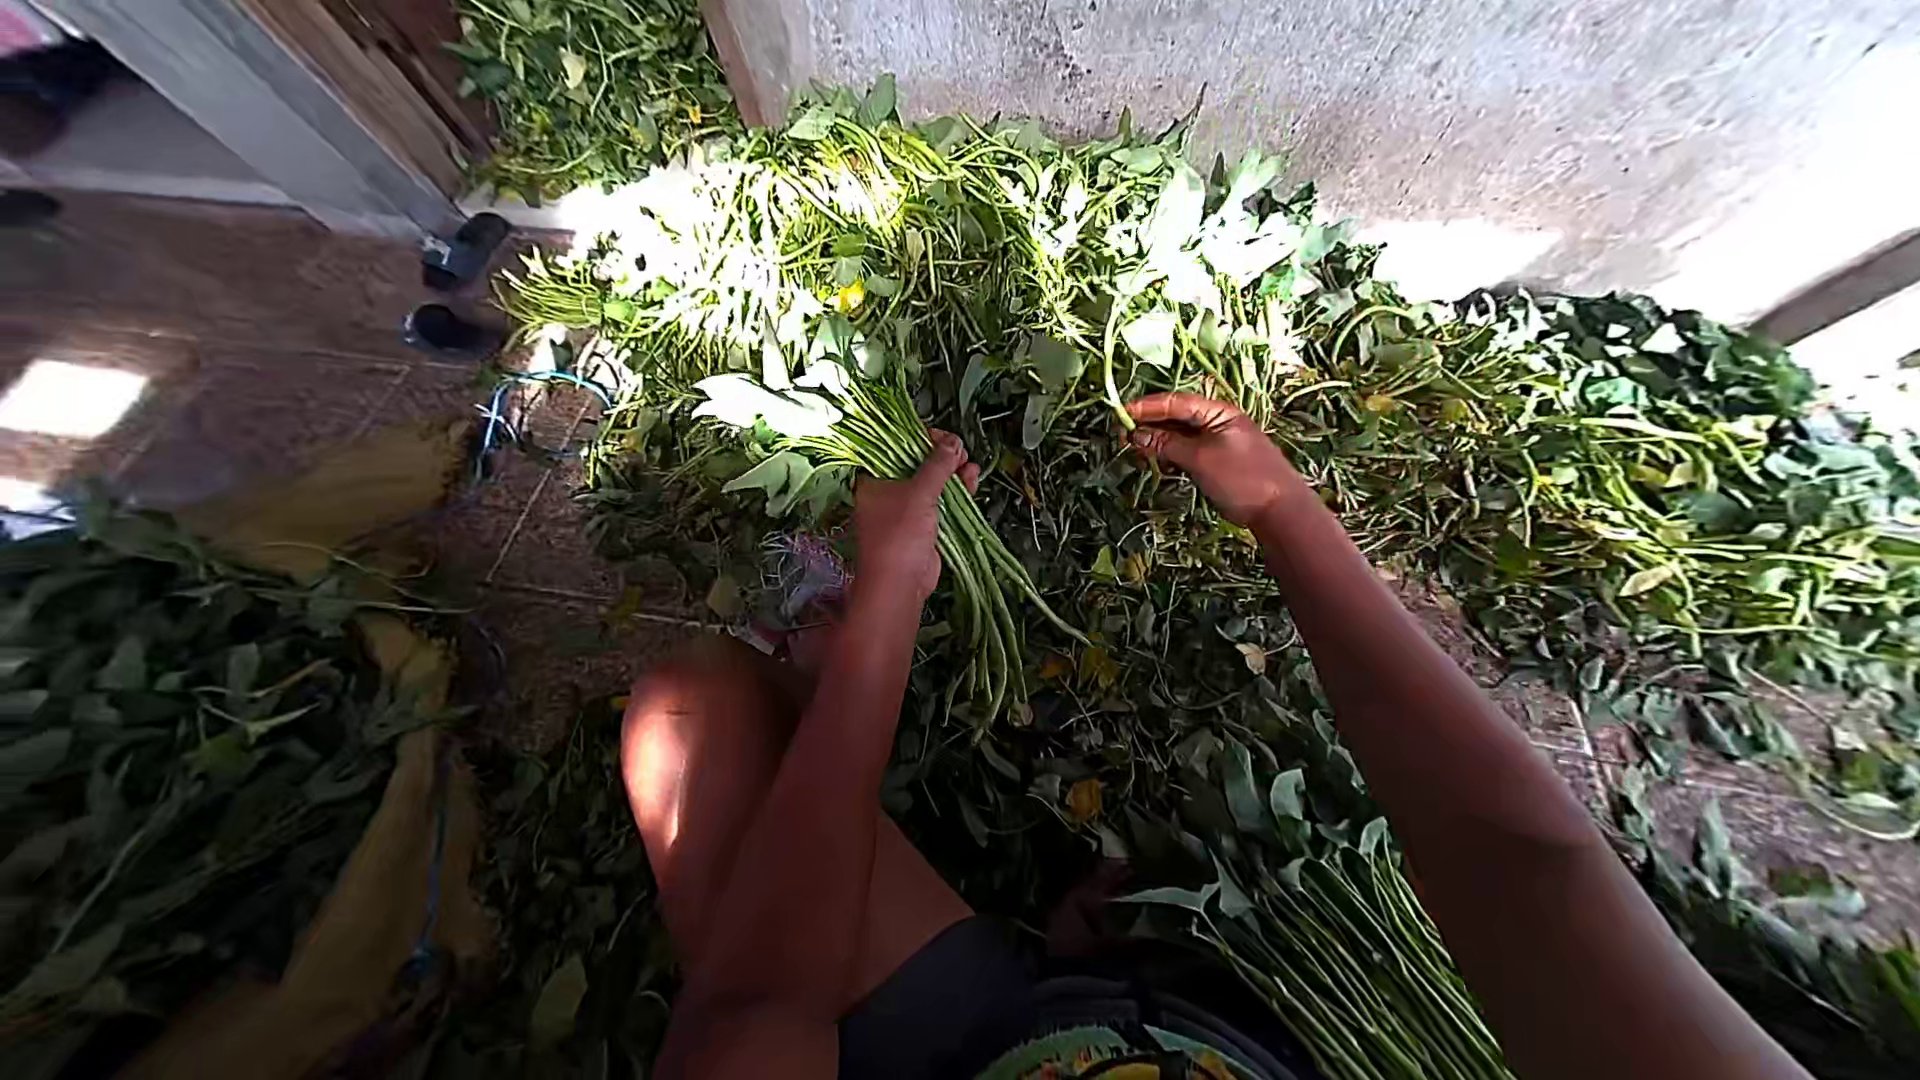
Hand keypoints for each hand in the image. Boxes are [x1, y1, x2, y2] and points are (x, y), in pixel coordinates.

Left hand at [851, 429, 978, 601]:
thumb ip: (937, 465)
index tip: (942, 436)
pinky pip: (941, 503)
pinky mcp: (923, 525)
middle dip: (942, 456)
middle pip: (917, 465)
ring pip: (932, 484)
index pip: (896, 448)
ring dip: (952, 474)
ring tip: (970, 465)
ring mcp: (906, 510)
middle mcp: (888, 492)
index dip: (919, 438)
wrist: (899, 584)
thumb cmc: (898, 535)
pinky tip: (970, 480)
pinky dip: (956, 493)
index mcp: (874, 480)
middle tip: (960, 450)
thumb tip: (953, 441)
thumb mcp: (918, 493)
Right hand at [1126, 393, 1306, 527]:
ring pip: (1177, 435)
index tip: (1121, 414)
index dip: (1146, 407)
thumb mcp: (1200, 458)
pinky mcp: (1213, 459)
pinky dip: (1167, 455)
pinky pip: (1184, 451)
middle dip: (1148, 423)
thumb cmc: (1241, 477)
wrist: (1276, 509)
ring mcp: (1215, 441)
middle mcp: (1215, 421)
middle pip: (1175, 416)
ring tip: (1133, 449)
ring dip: (1156, 441)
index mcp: (1217, 412)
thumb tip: (1136, 434)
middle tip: (1122, 434)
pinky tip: (1154, 462)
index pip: (1175, 402)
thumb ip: (1167, 444)